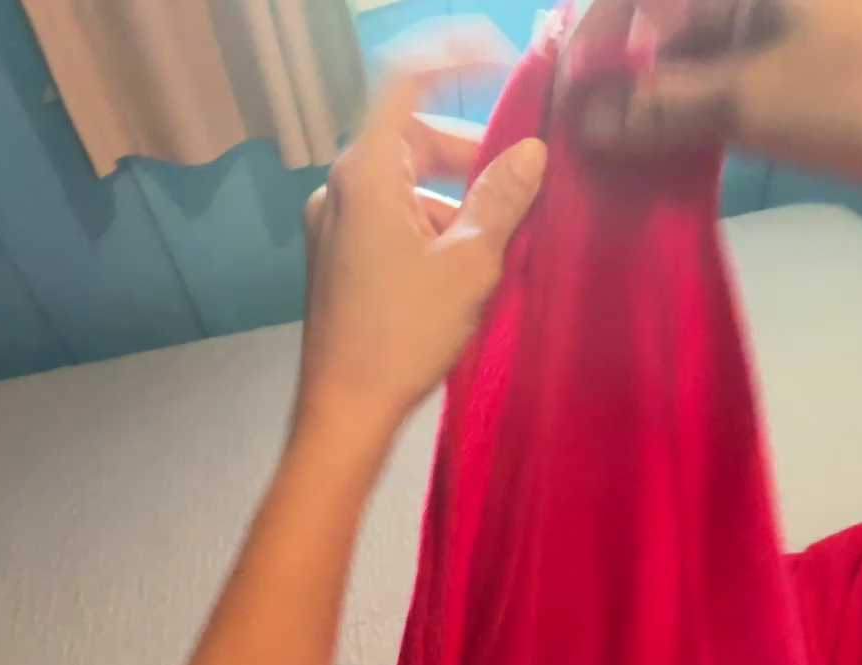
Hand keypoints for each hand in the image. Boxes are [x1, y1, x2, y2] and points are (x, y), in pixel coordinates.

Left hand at [297, 44, 548, 438]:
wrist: (344, 410)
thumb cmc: (404, 334)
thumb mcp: (468, 263)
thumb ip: (502, 197)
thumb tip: (530, 152)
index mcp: (366, 171)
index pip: (406, 79)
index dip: (456, 57)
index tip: (503, 61)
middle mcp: (339, 187)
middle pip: (409, 139)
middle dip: (467, 155)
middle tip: (516, 188)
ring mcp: (330, 226)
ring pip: (401, 186)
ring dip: (450, 201)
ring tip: (494, 244)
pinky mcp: (333, 261)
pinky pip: (385, 221)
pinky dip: (424, 227)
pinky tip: (456, 269)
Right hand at [569, 0, 861, 182]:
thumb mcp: (752, 99)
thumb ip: (656, 108)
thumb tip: (579, 123)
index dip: (592, 39)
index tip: (567, 102)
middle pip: (666, 12)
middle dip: (620, 73)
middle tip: (592, 138)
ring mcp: (789, 4)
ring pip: (695, 39)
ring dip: (656, 94)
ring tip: (626, 150)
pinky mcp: (809, 32)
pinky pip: (729, 58)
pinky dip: (696, 99)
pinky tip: (676, 140)